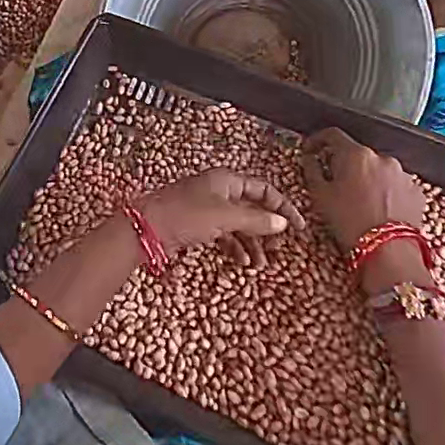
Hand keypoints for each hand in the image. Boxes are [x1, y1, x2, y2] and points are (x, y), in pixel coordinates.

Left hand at [138, 169, 301, 267]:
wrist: (147, 227)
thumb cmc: (186, 214)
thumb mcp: (225, 217)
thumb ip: (255, 220)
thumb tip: (282, 223)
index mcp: (227, 180)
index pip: (263, 190)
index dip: (282, 207)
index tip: (298, 227)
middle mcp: (218, 191)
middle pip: (251, 208)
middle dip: (266, 229)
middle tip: (277, 250)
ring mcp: (207, 208)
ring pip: (238, 224)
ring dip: (251, 243)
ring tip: (258, 264)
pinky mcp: (197, 224)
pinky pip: (224, 234)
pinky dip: (234, 246)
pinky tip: (241, 261)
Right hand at [301, 128, 425, 249]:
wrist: (389, 251)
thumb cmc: (349, 222)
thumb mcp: (321, 197)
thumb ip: (312, 170)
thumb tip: (310, 158)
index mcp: (355, 154)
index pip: (332, 135)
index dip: (318, 140)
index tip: (311, 151)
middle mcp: (382, 158)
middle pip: (357, 154)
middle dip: (344, 165)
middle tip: (334, 185)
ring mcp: (402, 173)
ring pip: (377, 170)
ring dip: (366, 179)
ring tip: (359, 202)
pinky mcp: (416, 191)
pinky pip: (395, 184)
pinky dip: (385, 191)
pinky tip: (377, 209)